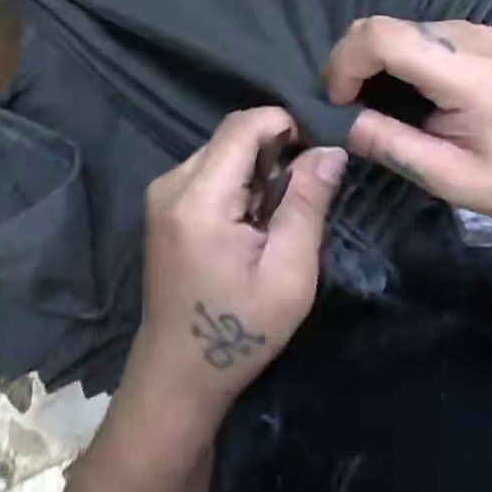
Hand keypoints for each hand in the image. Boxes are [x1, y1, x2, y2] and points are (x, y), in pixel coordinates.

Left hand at [123, 108, 347, 422]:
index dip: (283, 123)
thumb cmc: (240, 328)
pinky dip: (234, 183)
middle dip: (272, 150)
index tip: (318, 148)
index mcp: (198, 196)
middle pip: (229, 137)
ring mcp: (161, 191)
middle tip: (303, 192)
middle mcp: (171, 182)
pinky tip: (249, 221)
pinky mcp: (161, 203)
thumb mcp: (290, 273)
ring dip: (253, 169)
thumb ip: (307, 204)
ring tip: (275, 216)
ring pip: (218, 151)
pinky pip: (205, 171)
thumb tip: (330, 149)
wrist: (179, 368)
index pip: (241, 126)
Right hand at [324, 17, 491, 241]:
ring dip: (363, 62)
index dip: (344, 65)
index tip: (337, 106)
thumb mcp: (446, 177)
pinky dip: (383, 59)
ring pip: (386, 28)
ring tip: (365, 105)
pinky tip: (391, 93)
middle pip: (377, 27)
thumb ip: (386, 143)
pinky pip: (405, 34)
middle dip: (347, 64)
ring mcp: (468, 31)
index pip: (380, 37)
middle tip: (344, 109)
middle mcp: (466, 37)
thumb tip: (329, 121)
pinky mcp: (466, 36)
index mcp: (467, 72)